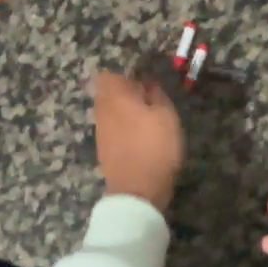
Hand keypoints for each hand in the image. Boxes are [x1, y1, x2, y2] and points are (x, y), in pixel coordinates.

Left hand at [92, 71, 183, 209]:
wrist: (136, 191)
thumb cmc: (154, 147)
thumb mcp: (166, 116)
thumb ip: (156, 94)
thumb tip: (148, 83)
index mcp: (114, 97)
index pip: (108, 75)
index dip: (126, 77)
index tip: (144, 85)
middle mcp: (101, 111)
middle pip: (107, 94)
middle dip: (126, 95)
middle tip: (150, 103)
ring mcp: (100, 132)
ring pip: (110, 112)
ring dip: (126, 113)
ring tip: (149, 123)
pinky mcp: (103, 150)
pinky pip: (112, 130)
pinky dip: (124, 130)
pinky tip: (141, 140)